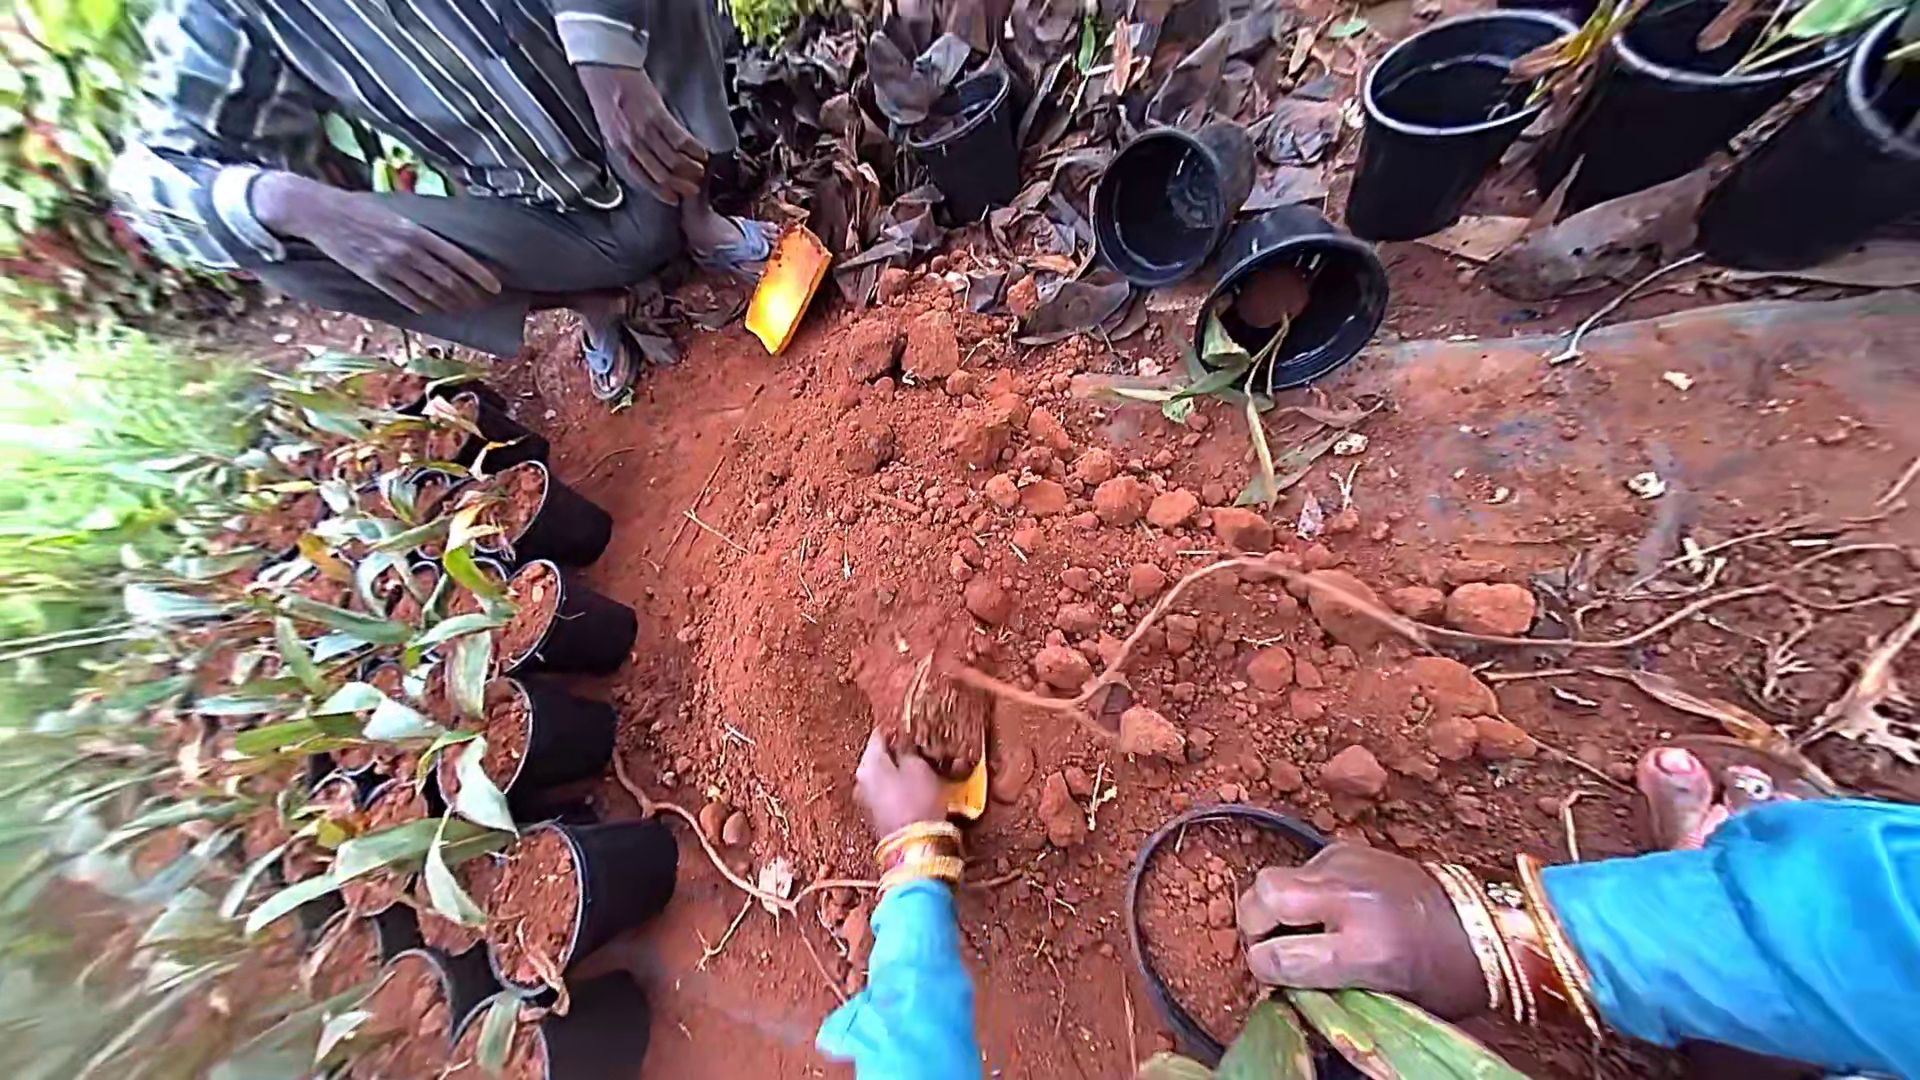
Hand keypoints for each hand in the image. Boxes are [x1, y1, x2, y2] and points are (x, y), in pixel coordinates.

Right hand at [252, 173, 499, 313]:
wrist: (314, 210)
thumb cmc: (360, 211)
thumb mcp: (398, 217)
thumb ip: (424, 236)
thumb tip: (454, 255)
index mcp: (416, 233)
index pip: (460, 259)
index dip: (481, 276)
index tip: (496, 287)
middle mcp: (408, 251)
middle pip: (451, 282)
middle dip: (471, 295)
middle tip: (482, 301)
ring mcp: (391, 266)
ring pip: (434, 294)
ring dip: (453, 304)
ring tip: (464, 307)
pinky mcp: (375, 277)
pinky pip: (410, 299)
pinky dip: (428, 307)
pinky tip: (437, 309)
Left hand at [575, 64, 705, 203]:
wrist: (602, 62)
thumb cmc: (605, 92)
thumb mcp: (610, 127)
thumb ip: (628, 148)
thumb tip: (650, 166)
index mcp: (618, 146)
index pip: (643, 178)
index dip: (661, 192)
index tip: (674, 199)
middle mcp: (632, 141)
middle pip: (662, 174)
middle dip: (681, 185)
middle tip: (694, 188)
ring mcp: (645, 128)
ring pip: (673, 160)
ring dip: (691, 169)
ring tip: (700, 170)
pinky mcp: (657, 114)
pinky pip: (680, 139)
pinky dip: (694, 149)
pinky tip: (702, 152)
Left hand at [854, 729, 946, 838]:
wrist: (915, 847)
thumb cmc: (917, 801)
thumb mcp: (918, 766)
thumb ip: (907, 748)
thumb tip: (901, 740)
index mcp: (869, 763)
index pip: (879, 735)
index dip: (896, 729)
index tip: (911, 727)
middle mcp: (862, 779)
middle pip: (879, 754)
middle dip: (898, 749)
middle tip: (920, 746)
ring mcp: (866, 798)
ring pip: (883, 773)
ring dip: (899, 768)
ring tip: (922, 765)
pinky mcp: (876, 813)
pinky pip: (886, 789)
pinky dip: (899, 784)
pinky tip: (916, 784)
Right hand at [1237, 843, 1486, 1018]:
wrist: (1483, 922)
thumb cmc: (1443, 976)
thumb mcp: (1392, 996)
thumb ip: (1332, 988)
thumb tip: (1280, 983)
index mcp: (1368, 951)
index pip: (1284, 957)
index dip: (1264, 969)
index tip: (1264, 975)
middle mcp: (1350, 901)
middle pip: (1266, 897)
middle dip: (1252, 922)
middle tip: (1260, 942)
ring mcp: (1343, 866)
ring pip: (1273, 876)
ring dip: (1268, 903)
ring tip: (1283, 926)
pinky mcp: (1340, 848)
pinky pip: (1299, 869)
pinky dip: (1298, 889)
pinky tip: (1318, 907)